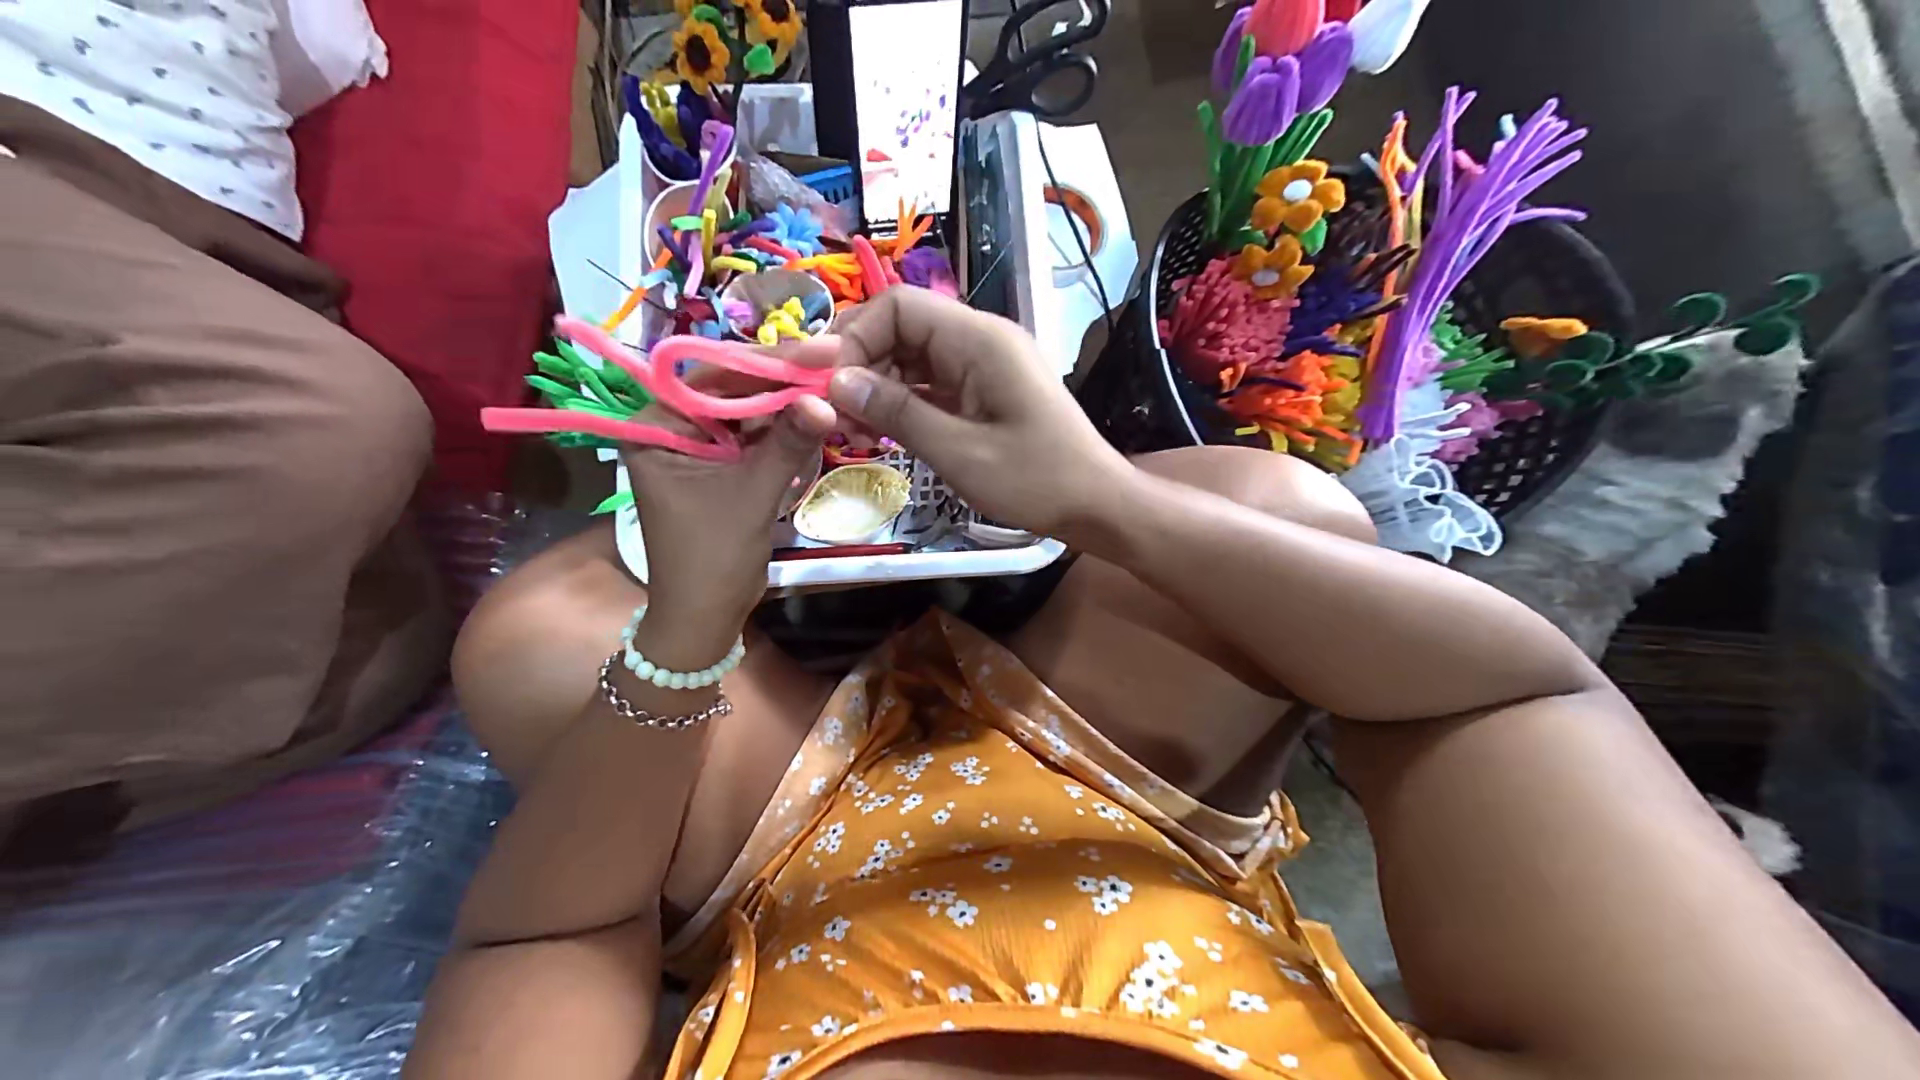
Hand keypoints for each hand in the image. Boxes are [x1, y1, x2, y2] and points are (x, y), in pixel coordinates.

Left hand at [621, 365, 833, 645]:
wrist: (705, 616)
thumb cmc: (713, 557)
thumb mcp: (752, 495)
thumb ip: (787, 443)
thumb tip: (825, 399)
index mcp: (655, 424)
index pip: (713, 376)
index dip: (770, 361)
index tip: (821, 349)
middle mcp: (671, 425)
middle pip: (733, 389)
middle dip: (784, 380)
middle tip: (836, 362)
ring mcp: (697, 445)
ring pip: (749, 410)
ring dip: (789, 402)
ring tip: (836, 383)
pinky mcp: (720, 464)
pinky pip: (755, 435)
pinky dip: (785, 430)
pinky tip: (819, 414)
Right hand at [818, 287, 1134, 538]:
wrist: (1095, 503)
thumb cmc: (1035, 480)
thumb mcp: (958, 451)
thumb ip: (896, 412)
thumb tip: (837, 381)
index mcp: (978, 339)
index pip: (897, 306)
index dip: (855, 338)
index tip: (829, 386)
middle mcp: (979, 339)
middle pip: (901, 327)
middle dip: (861, 364)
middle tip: (836, 415)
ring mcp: (983, 363)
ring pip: (912, 356)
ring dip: (878, 386)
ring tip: (855, 430)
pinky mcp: (983, 389)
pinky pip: (930, 381)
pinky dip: (903, 401)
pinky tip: (884, 432)